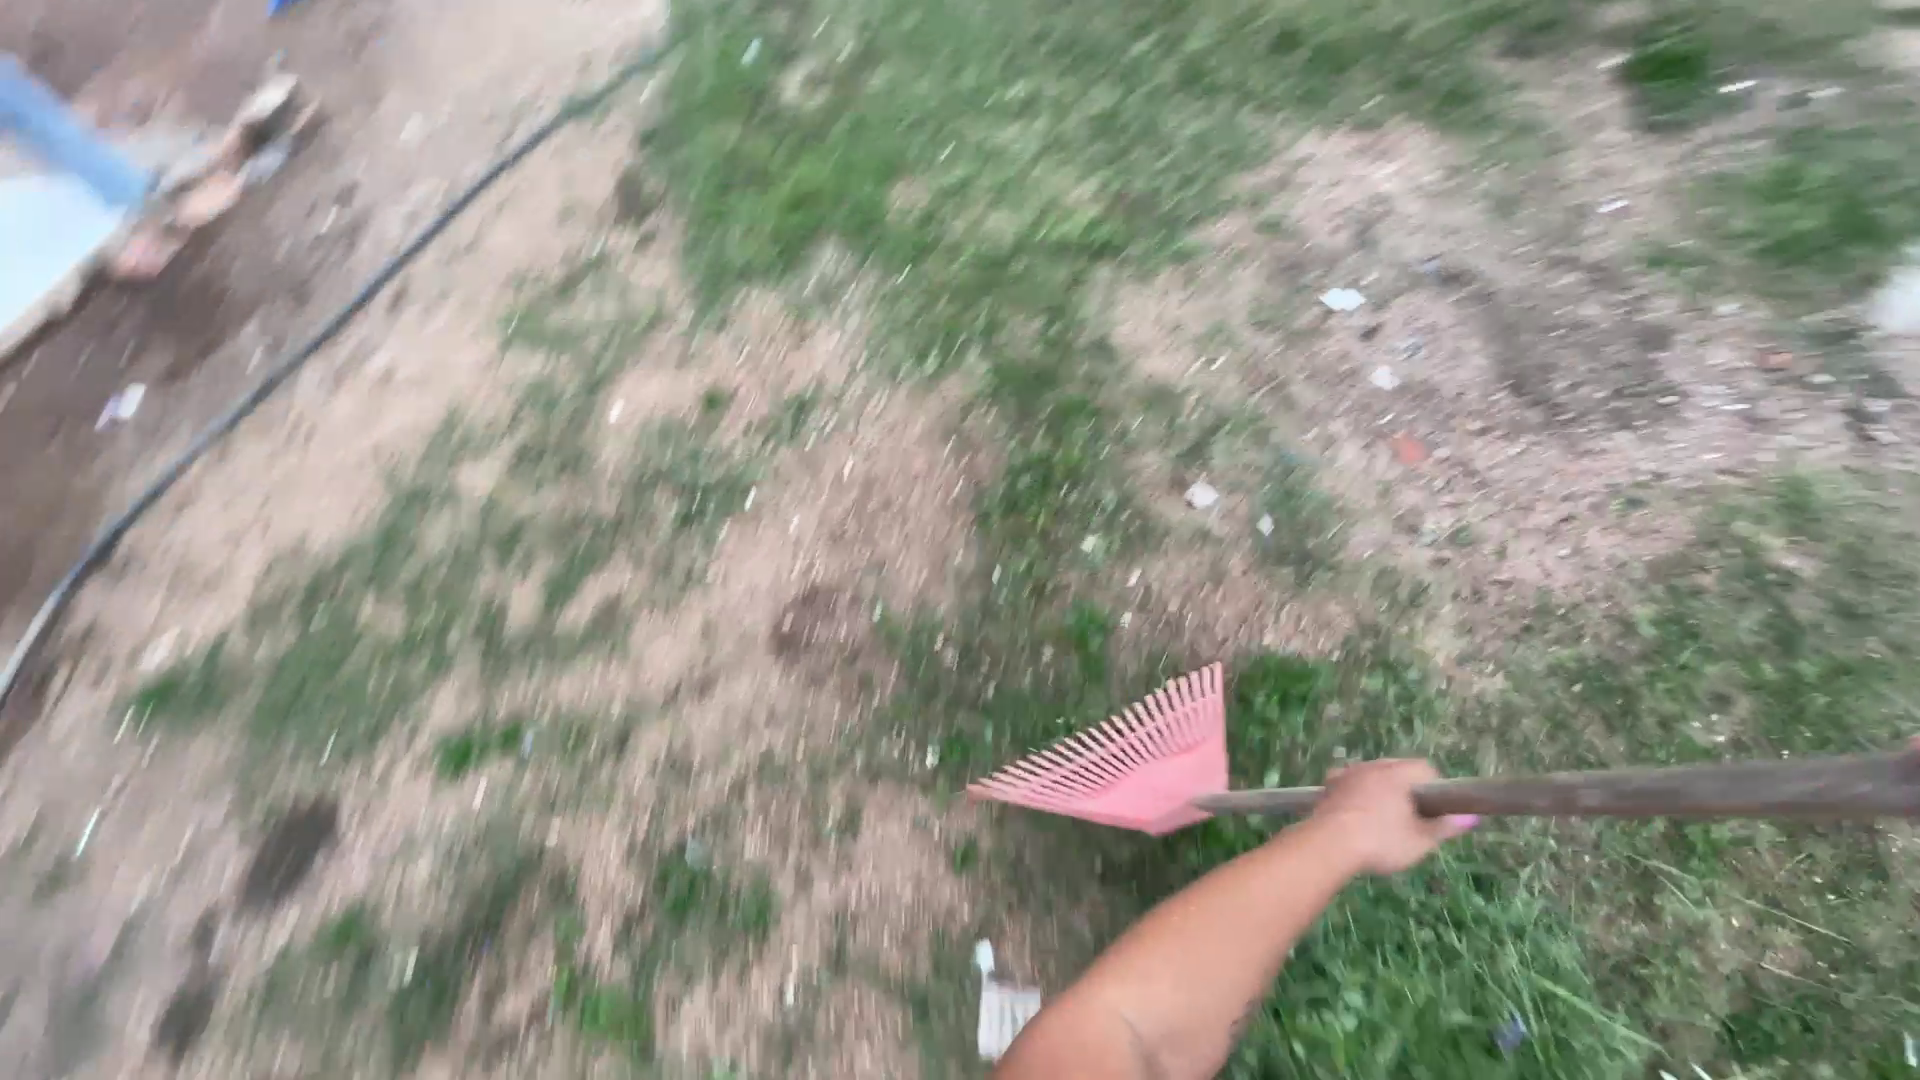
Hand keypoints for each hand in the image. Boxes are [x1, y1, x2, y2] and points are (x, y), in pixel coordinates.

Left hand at [1308, 758, 1475, 874]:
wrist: (1329, 843)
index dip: (1435, 787)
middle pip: (1397, 768)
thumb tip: (1472, 817)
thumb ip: (1446, 826)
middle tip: (1411, 816)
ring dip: (1381, 788)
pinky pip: (1349, 781)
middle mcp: (1371, 766)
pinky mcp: (1329, 785)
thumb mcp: (1420, 840)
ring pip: (1372, 774)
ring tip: (1384, 817)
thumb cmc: (1381, 842)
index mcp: (1396, 774)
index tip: (1435, 810)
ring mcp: (1347, 773)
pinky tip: (1357, 811)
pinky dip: (1357, 791)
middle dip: (1407, 787)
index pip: (1425, 768)